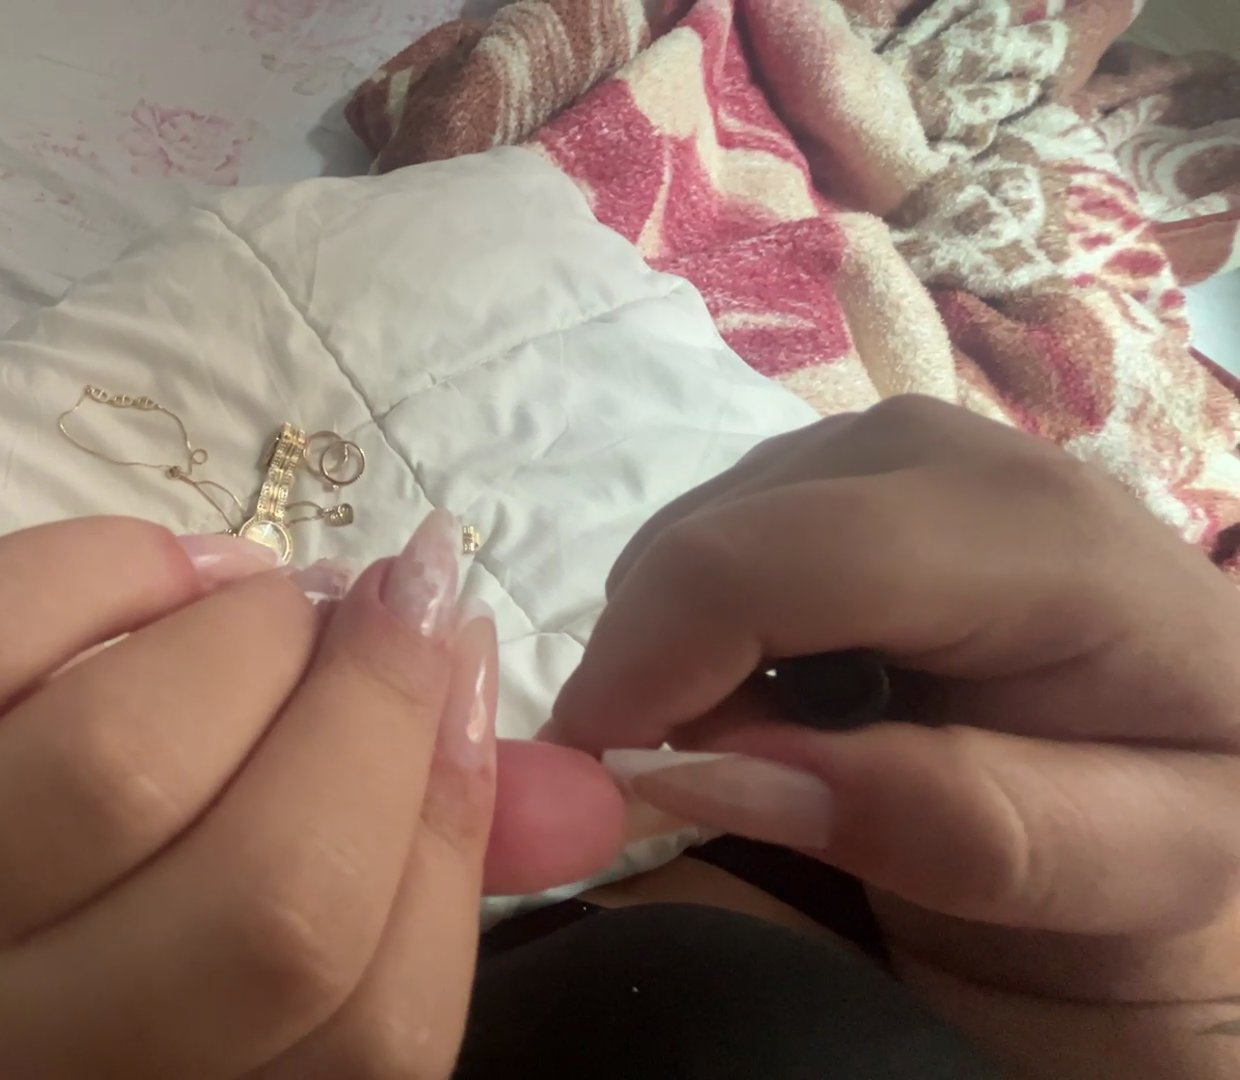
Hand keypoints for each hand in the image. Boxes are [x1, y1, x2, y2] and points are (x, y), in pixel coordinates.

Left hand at [0, 513, 621, 1078]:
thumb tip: (595, 784)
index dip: (444, 801)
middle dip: (363, 703)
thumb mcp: (318, 870)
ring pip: (111, 764)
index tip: (458, 640)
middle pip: (261, 900)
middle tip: (377, 603)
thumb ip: (447, 833)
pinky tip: (166, 566)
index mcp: (198, 1063)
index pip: (368, 1009)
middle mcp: (49, 1021)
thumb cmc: (168, 857)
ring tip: (269, 594)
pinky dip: (99, 568)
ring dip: (244, 638)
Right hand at [545, 396, 1239, 1004]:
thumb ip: (938, 824)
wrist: (1164, 709)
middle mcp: (913, 444)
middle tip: (702, 777)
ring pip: (670, 550)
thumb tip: (693, 768)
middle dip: (653, 678)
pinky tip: (765, 670)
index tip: (588, 769)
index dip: (641, 667)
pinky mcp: (805, 457)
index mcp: (1018, 528)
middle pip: (691, 555)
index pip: (755, 568)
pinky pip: (680, 544)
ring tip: (764, 727)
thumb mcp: (1115, 862)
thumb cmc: (1153, 795)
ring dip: (669, 658)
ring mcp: (848, 438)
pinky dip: (680, 627)